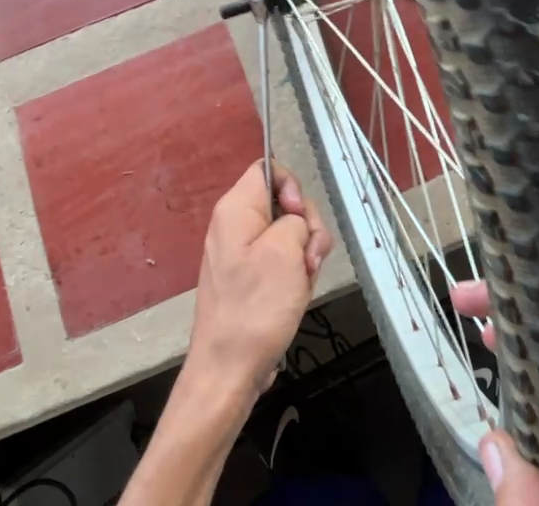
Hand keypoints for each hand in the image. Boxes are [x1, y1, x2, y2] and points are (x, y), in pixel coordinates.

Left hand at [183, 162, 334, 395]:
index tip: (299, 217)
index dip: (293, 186)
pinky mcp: (251, 279)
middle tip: (308, 259)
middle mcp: (235, 225)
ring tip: (301, 285)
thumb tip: (294, 222)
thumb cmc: (256, 306)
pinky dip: (295, 276)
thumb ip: (296, 219)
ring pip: (290, 236)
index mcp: (235, 209)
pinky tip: (295, 296)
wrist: (230, 369)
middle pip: (285, 204)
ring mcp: (242, 254)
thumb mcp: (285, 250)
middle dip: (307, 229)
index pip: (268, 168)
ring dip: (305, 257)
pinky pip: (282, 262)